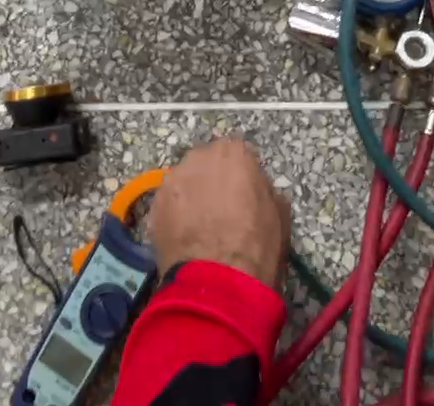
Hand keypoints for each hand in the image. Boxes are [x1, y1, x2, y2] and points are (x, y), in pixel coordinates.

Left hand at [150, 139, 291, 286]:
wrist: (216, 281)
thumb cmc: (255, 244)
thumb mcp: (279, 214)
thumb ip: (264, 189)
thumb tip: (255, 188)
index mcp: (233, 153)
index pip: (237, 154)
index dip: (241, 176)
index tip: (244, 195)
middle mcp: (199, 157)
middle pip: (206, 163)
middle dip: (212, 180)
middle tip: (219, 209)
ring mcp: (173, 179)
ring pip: (184, 182)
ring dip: (191, 195)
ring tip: (198, 226)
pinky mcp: (154, 204)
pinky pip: (169, 204)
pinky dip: (174, 215)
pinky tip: (183, 237)